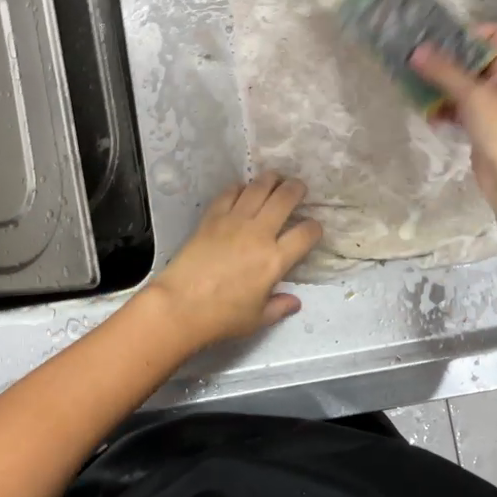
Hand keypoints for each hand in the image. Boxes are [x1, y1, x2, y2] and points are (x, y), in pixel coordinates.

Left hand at [144, 173, 322, 350]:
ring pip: (258, 188)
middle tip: (299, 187)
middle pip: (284, 199)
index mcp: (275, 260)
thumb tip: (295, 302)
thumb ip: (278, 307)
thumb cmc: (222, 316)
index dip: (314, 227)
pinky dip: (239, 187)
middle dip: (296, 189)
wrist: (182, 303)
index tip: (314, 227)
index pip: (305, 234)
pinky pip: (229, 193)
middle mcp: (259, 233)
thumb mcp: (257, 319)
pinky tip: (242, 188)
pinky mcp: (212, 217)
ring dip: (270, 180)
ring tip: (275, 177)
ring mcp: (234, 221)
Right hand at [410, 23, 496, 197]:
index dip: (472, 32)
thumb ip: (443, 71)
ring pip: (462, 84)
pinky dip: (443, 108)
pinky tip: (429, 116)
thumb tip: (416, 50)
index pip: (496, 34)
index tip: (443, 40)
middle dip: (446, 59)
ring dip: (440, 85)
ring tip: (415, 85)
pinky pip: (457, 107)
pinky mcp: (480, 124)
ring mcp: (492, 104)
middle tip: (418, 58)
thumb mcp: (472, 95)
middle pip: (473, 59)